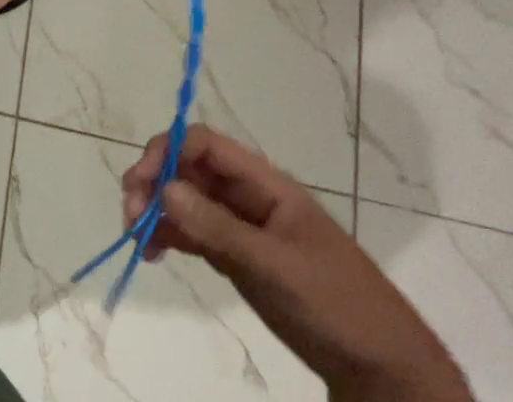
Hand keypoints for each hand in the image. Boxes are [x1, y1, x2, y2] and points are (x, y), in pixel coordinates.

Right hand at [122, 126, 471, 401]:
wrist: (381, 367)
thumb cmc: (337, 305)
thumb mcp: (277, 266)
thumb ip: (219, 227)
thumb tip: (163, 188)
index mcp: (267, 185)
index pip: (204, 144)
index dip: (166, 152)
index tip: (140, 183)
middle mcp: (248, 197)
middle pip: (185, 168)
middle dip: (151, 183)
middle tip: (131, 215)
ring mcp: (240, 226)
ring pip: (181, 199)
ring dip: (152, 210)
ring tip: (137, 240)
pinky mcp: (234, 253)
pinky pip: (188, 231)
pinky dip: (164, 235)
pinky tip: (152, 254)